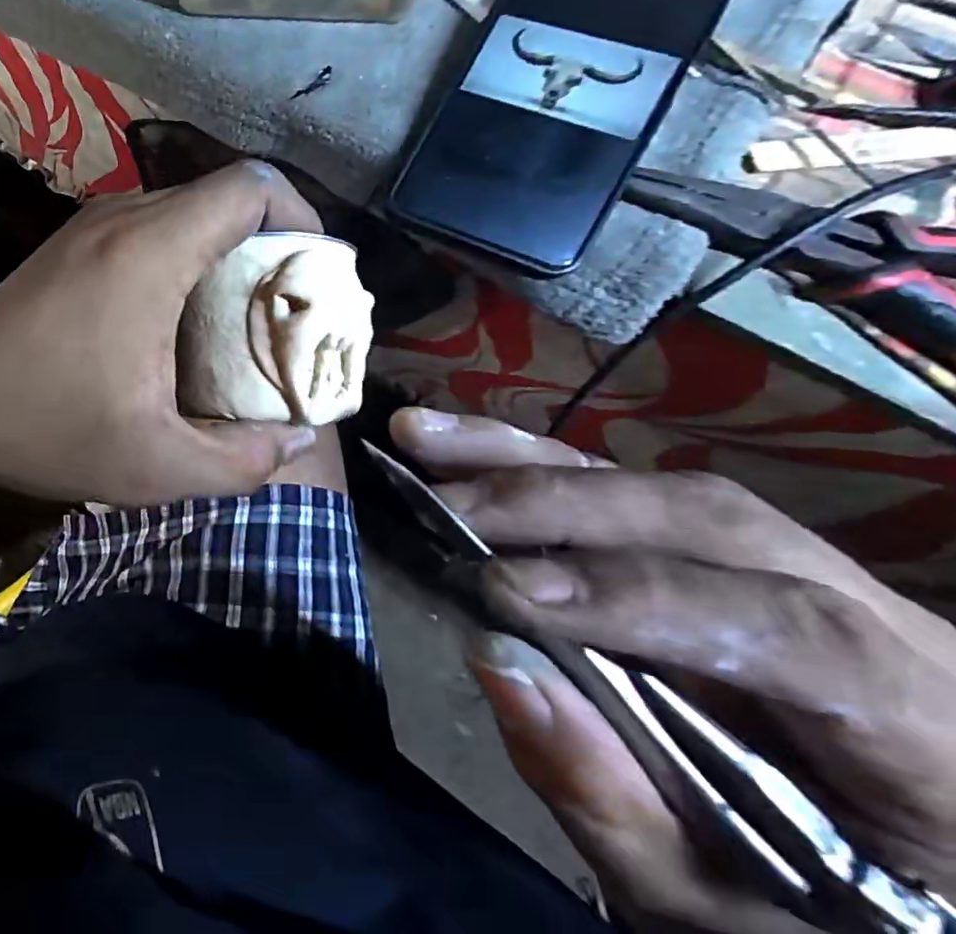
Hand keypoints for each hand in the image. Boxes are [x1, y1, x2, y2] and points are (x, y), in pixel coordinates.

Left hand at [0, 161, 327, 504]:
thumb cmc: (42, 427)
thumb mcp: (152, 465)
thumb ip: (238, 461)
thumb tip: (291, 444)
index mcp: (150, 250)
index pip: (252, 186)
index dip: (302, 218)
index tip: (314, 279)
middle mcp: (118, 220)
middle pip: (219, 199)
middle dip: (266, 247)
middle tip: (281, 314)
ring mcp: (83, 229)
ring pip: (178, 215)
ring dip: (217, 257)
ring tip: (232, 324)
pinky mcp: (61, 251)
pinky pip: (139, 234)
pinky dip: (174, 263)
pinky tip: (170, 324)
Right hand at [390, 407, 955, 930]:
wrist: (860, 891)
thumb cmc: (794, 915)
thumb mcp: (708, 903)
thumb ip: (610, 800)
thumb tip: (492, 661)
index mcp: (939, 733)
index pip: (795, 628)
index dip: (640, 598)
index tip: (499, 592)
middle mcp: (889, 627)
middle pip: (716, 523)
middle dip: (559, 509)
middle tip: (442, 509)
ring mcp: (803, 580)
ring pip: (661, 488)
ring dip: (525, 459)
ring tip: (419, 438)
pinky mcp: (724, 568)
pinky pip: (626, 499)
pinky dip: (531, 466)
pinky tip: (455, 446)